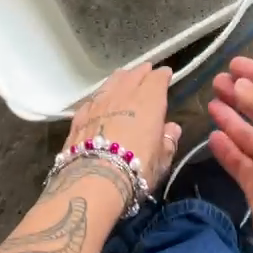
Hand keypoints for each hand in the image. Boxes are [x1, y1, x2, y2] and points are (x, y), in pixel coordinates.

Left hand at [65, 65, 181, 183]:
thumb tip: (172, 129)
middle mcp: (124, 94)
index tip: (166, 74)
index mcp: (149, 101)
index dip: (163, 75)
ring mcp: (99, 103)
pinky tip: (100, 102)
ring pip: (111, 82)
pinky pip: (93, 99)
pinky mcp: (80, 116)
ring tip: (124, 79)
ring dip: (120, 79)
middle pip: (133, 75)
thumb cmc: (135, 168)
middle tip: (146, 72)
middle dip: (142, 72)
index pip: (157, 79)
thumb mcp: (161, 160)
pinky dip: (101, 98)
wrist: (94, 180)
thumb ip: (168, 141)